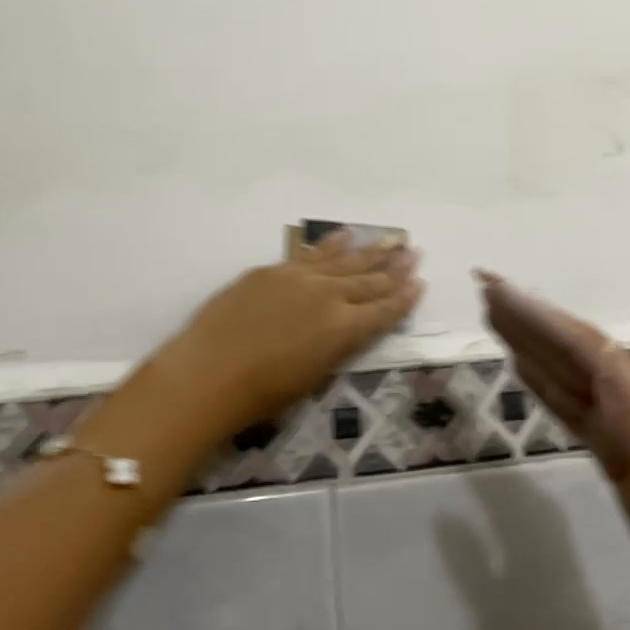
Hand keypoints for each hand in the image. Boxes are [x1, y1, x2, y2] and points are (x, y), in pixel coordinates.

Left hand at [153, 231, 424, 434]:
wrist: (208, 372)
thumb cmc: (262, 394)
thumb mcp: (314, 377)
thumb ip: (336, 346)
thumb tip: (348, 328)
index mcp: (343, 329)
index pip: (383, 310)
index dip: (404, 297)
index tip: (420, 281)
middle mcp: (328, 296)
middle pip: (368, 279)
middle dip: (394, 266)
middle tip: (413, 251)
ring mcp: (299, 277)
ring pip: (343, 260)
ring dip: (369, 250)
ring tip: (391, 238)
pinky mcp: (273, 270)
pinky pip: (310, 253)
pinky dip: (330, 244)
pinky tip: (344, 235)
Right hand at [478, 272, 629, 629]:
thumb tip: (600, 362)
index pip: (585, 345)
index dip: (540, 315)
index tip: (499, 289)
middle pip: (574, 351)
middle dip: (531, 321)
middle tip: (487, 291)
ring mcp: (628, 429)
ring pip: (571, 376)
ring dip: (533, 346)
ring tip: (496, 320)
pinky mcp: (619, 456)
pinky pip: (574, 408)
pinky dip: (547, 385)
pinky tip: (525, 370)